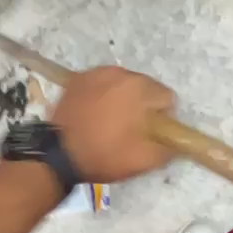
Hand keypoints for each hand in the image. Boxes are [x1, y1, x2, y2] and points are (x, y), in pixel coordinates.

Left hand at [50, 67, 176, 181]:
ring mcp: (97, 73)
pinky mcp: (79, 78)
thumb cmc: (103, 155)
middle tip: (129, 128)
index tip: (150, 133)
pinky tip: (94, 112)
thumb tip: (176, 141)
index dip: (161, 118)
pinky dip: (103, 94)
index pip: (167, 98)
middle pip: (145, 87)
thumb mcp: (143, 160)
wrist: (57, 154)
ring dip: (122, 98)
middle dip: (142, 105)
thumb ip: (168, 147)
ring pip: (123, 83)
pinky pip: (101, 84)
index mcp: (141, 89)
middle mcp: (121, 73)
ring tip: (109, 120)